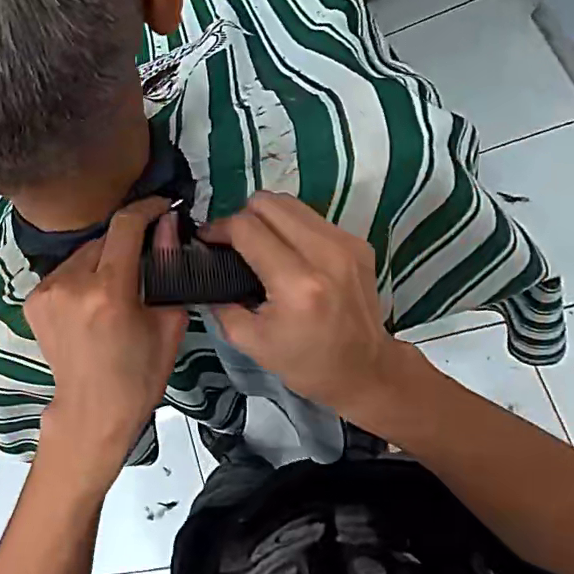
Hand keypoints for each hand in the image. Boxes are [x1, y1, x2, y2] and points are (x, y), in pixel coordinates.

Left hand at [25, 198, 187, 480]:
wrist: (92, 411)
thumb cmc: (139, 375)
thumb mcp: (168, 322)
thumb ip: (167, 267)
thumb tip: (167, 225)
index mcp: (108, 291)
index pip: (125, 225)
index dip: (147, 208)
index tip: (162, 206)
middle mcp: (70, 284)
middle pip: (103, 238)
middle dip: (127, 241)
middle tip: (146, 257)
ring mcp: (46, 292)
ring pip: (83, 253)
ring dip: (103, 259)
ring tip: (118, 285)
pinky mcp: (33, 300)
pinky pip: (65, 271)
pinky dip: (83, 275)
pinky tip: (93, 299)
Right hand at [200, 191, 424, 414]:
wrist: (365, 370)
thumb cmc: (306, 363)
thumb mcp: (251, 342)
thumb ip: (222, 303)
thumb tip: (208, 269)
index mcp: (297, 284)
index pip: (247, 228)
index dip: (219, 228)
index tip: (207, 240)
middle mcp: (325, 254)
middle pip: (268, 203)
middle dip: (241, 217)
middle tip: (233, 242)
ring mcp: (345, 244)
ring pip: (290, 202)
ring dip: (266, 218)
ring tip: (257, 244)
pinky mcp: (357, 243)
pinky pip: (311, 216)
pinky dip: (290, 226)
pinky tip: (286, 251)